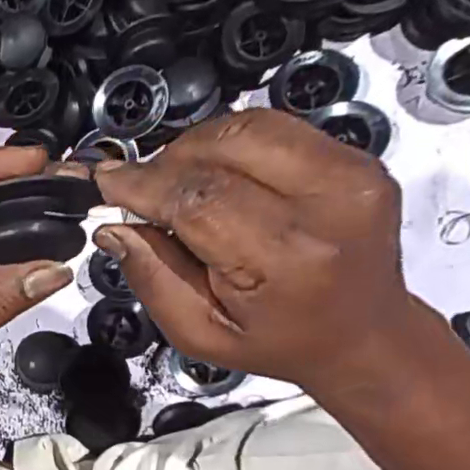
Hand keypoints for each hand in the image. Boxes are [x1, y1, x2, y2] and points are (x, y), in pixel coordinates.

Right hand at [92, 109, 432, 395]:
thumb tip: (116, 230)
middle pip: (221, 148)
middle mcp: (329, 205)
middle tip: (141, 190)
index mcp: (288, 259)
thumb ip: (154, 279)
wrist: (361, 335)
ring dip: (195, 148)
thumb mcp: (201, 333)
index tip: (109, 182)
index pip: (198, 197)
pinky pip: (276, 129)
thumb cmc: (285, 341)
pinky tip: (216, 176)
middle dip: (165, 163)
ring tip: (176, 183)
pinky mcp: (355, 159)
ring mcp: (349, 174)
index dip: (143, 184)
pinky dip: (230, 145)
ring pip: (248, 127)